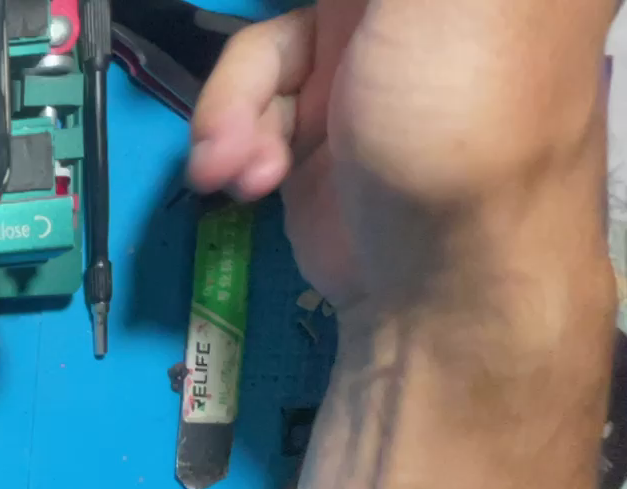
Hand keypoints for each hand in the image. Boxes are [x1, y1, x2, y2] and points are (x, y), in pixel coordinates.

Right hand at [187, 0, 613, 310]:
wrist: (428, 259)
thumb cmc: (462, 114)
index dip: (294, 4)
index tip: (285, 35)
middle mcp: (404, 2)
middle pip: (288, 7)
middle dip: (251, 69)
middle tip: (252, 106)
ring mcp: (354, 56)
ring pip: (252, 54)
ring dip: (230, 115)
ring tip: (239, 165)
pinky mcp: (310, 116)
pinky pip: (244, 110)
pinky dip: (234, 146)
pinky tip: (251, 176)